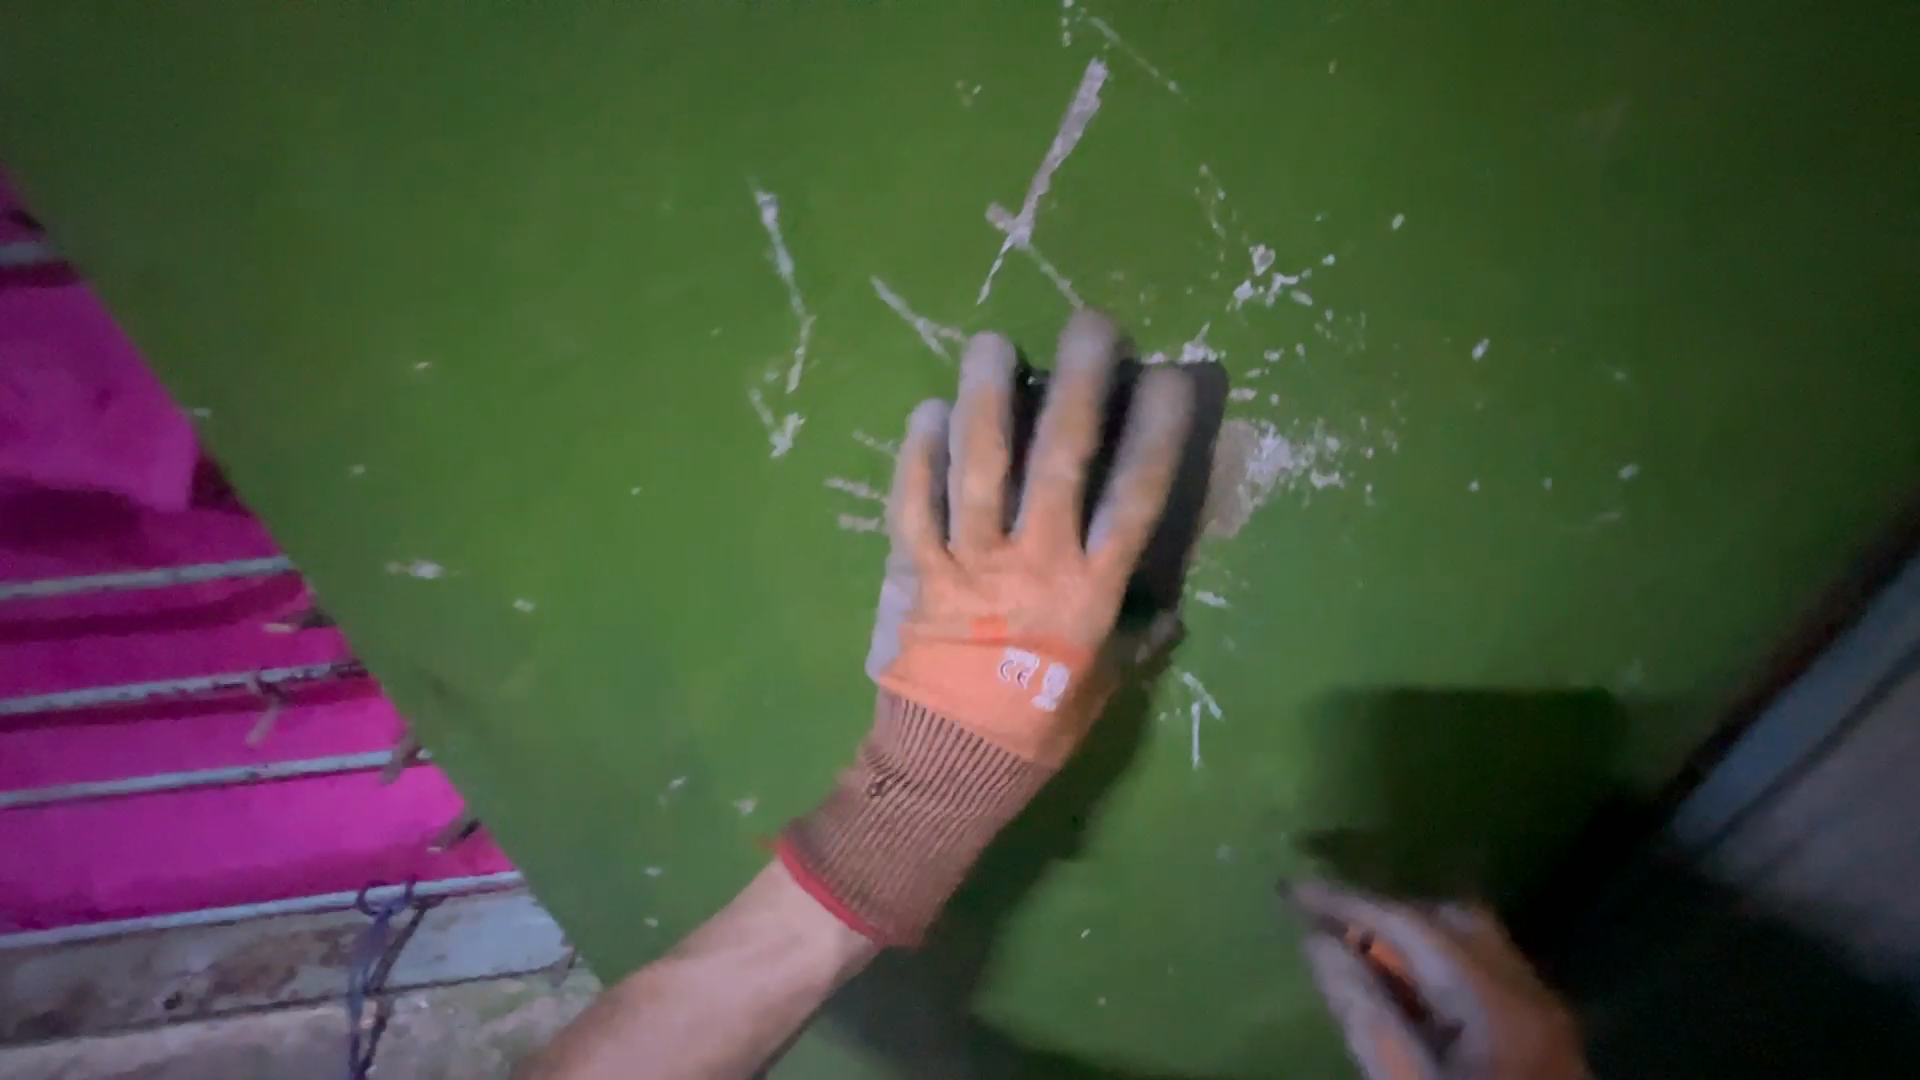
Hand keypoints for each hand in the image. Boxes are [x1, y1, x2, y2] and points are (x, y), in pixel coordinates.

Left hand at [875, 310, 1193, 763]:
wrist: (952, 762)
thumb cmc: (1037, 724)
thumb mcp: (1104, 686)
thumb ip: (1136, 638)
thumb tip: (1168, 608)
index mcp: (1091, 589)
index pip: (1136, 496)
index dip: (1157, 431)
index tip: (1167, 376)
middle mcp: (1034, 562)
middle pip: (1060, 460)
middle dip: (1079, 385)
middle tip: (1090, 325)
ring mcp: (968, 563)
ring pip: (977, 468)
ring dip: (986, 399)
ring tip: (993, 344)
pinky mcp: (916, 571)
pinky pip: (912, 504)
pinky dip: (917, 457)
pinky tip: (927, 412)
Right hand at [1288, 881, 1587, 1079]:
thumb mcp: (1402, 1078)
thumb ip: (1360, 1006)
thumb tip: (1316, 939)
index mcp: (1492, 1002)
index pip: (1408, 925)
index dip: (1346, 902)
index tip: (1291, 891)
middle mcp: (1526, 994)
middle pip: (1449, 920)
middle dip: (1385, 914)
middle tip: (1332, 928)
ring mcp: (1543, 1017)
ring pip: (1470, 944)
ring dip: (1412, 939)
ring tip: (1363, 958)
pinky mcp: (1544, 1043)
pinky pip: (1483, 974)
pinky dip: (1437, 965)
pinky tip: (1406, 993)